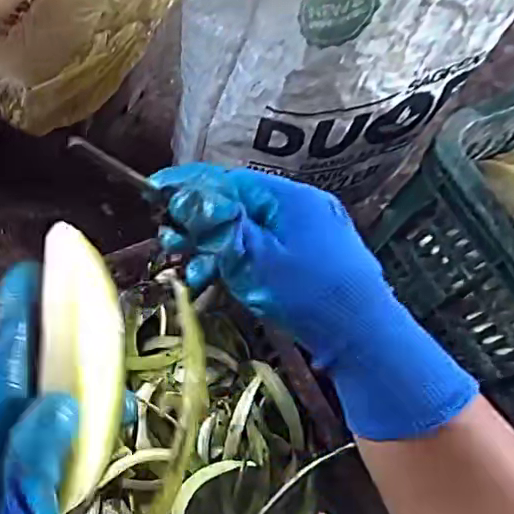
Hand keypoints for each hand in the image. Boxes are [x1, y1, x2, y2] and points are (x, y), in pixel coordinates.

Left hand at [0, 263, 77, 513]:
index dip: (16, 316)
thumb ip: (39, 459)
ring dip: (37, 348)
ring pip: (12, 379)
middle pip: (7, 359)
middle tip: (51, 279)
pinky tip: (65, 386)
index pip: (4, 363)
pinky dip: (37, 382)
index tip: (27, 272)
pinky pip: (15, 402)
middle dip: (26, 316)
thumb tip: (62, 400)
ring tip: (68, 324)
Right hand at [153, 164, 476, 440]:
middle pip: (233, 204)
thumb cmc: (308, 294)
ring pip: (244, 229)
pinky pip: (260, 248)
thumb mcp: (254, 257)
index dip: (186, 185)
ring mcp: (304, 232)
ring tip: (190, 271)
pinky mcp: (306, 257)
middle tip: (169, 242)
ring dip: (211, 248)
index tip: (152, 190)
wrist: (361, 334)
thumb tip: (184, 196)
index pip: (226, 179)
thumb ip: (217, 224)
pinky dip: (234, 261)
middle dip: (196, 223)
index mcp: (287, 197)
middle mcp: (297, 206)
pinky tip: (217, 281)